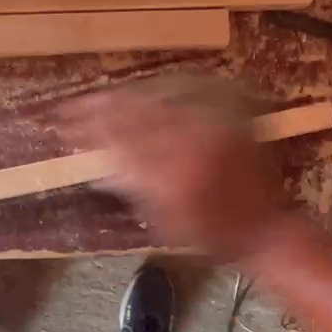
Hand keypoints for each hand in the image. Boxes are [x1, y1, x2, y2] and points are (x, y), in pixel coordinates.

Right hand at [63, 79, 296, 263]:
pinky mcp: (223, 120)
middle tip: (75, 106)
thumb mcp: (164, 224)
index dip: (91, 131)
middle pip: (134, 116)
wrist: (263, 230)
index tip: (67, 126)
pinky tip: (140, 93)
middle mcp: (188, 144)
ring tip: (99, 96)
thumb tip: (103, 167)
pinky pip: (183, 98)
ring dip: (124, 97)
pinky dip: (155, 94)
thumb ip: (134, 192)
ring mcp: (207, 128)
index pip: (120, 142)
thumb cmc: (210, 238)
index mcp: (170, 175)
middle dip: (100, 108)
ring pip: (156, 102)